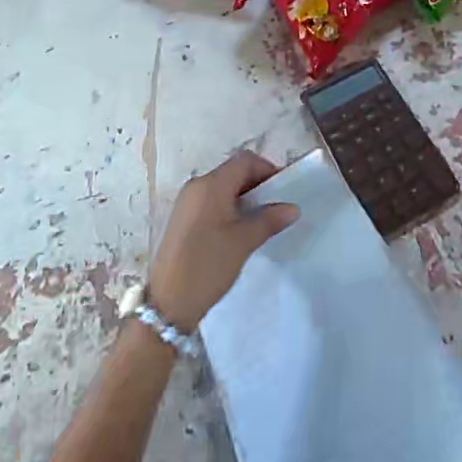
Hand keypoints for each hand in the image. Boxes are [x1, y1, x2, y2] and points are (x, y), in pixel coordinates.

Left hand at [148, 153, 298, 329]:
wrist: (169, 301)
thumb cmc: (209, 265)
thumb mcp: (244, 241)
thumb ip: (269, 220)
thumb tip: (292, 208)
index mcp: (211, 184)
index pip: (244, 161)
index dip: (267, 169)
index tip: (285, 190)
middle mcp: (196, 186)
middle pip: (232, 172)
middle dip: (257, 184)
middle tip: (277, 207)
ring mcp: (187, 202)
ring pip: (222, 188)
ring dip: (244, 197)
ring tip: (262, 221)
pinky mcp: (182, 218)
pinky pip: (211, 201)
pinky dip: (229, 207)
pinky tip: (240, 231)